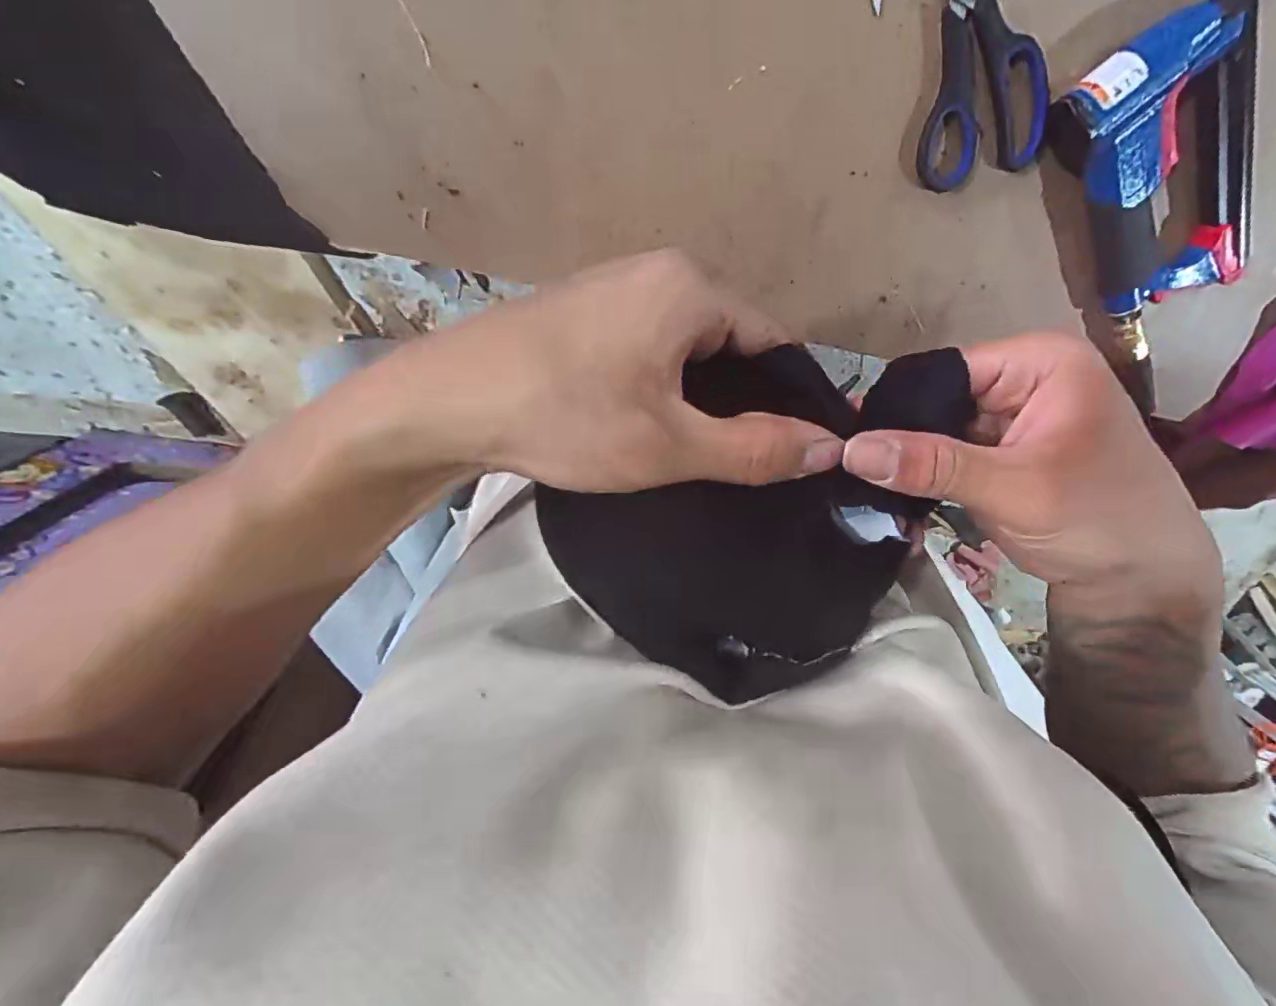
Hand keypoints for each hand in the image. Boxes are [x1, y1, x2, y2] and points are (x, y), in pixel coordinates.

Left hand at [354, 250, 844, 491]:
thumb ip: (754, 448)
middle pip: (730, 344)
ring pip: (686, 350)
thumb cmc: (565, 417)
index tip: (788, 453)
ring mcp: (613, 288)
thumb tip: (829, 447)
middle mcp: (656, 271)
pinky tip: (642, 425)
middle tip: (735, 464)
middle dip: (739, 403)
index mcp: (690, 287)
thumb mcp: (669, 445)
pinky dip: (658, 387)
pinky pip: (647, 348)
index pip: (774, 342)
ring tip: (689, 452)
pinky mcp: (582, 313)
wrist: (446, 403)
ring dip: (696, 399)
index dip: (789, 401)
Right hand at [841, 333, 1219, 607]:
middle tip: (852, 469)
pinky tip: (898, 498)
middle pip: (939, 400)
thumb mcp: (1008, 487)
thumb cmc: (1095, 520)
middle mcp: (1026, 381)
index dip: (897, 403)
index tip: (849, 440)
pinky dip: (928, 480)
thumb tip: (852, 449)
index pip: (945, 370)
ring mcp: (1014, 422)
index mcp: (1041, 363)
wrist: (1141, 584)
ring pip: (941, 432)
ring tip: (868, 486)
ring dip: (913, 463)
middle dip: (902, 438)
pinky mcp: (1005, 456)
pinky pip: (952, 458)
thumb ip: (930, 464)